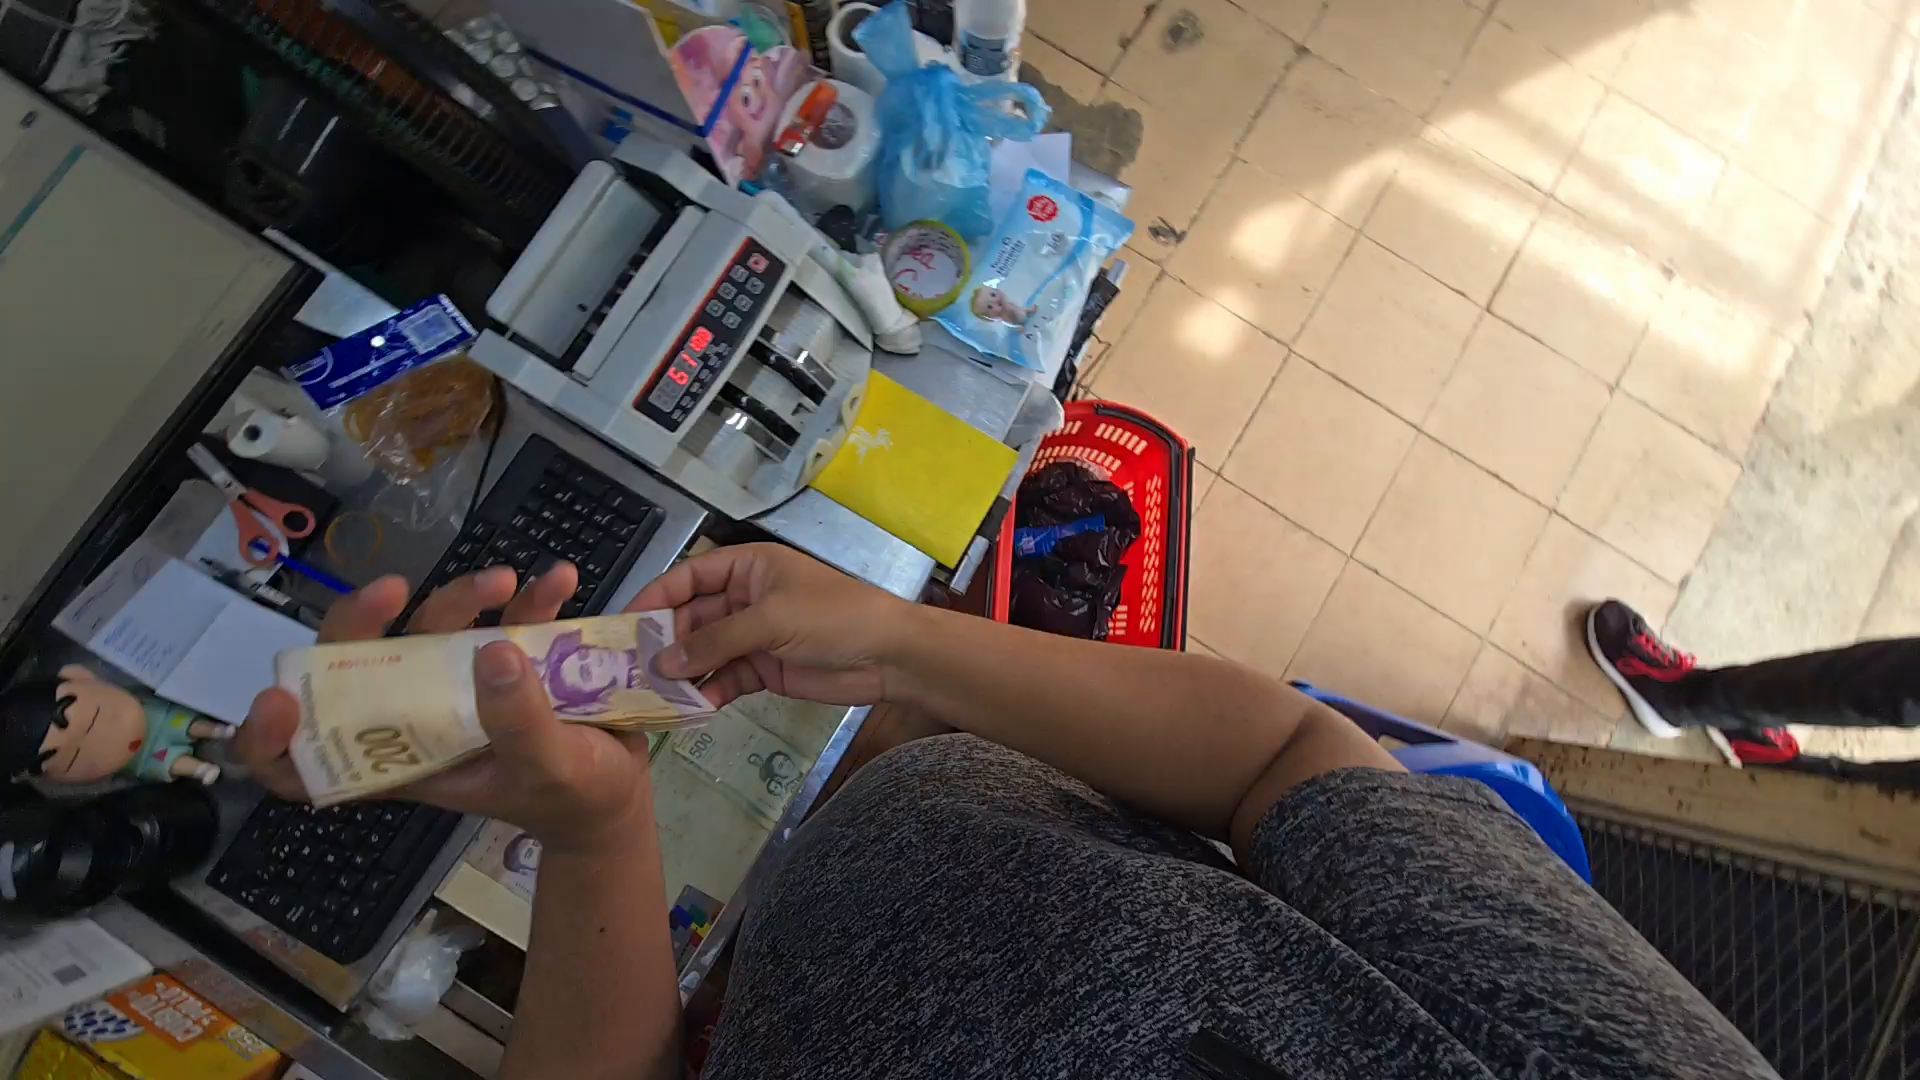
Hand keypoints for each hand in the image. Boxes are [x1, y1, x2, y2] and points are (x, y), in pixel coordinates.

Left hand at [236, 563, 655, 852]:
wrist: (620, 786)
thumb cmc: (572, 794)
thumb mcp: (544, 765)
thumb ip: (517, 719)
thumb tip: (489, 651)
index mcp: (409, 761)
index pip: (310, 762)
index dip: (275, 739)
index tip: (281, 700)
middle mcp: (426, 717)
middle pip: (370, 664)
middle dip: (373, 621)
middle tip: (397, 588)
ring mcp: (472, 684)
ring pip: (442, 629)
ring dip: (468, 595)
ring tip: (512, 579)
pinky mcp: (518, 662)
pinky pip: (514, 620)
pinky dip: (535, 597)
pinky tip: (563, 580)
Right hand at [627, 543, 915, 708]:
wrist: (887, 654)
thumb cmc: (832, 617)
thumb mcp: (772, 619)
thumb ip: (716, 640)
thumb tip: (662, 661)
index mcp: (748, 568)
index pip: (688, 577)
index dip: (654, 597)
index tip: (620, 626)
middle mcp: (745, 598)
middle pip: (690, 618)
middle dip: (662, 643)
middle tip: (626, 672)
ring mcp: (753, 635)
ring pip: (703, 652)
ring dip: (680, 672)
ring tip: (649, 696)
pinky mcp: (763, 668)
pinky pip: (724, 678)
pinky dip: (706, 691)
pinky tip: (689, 708)